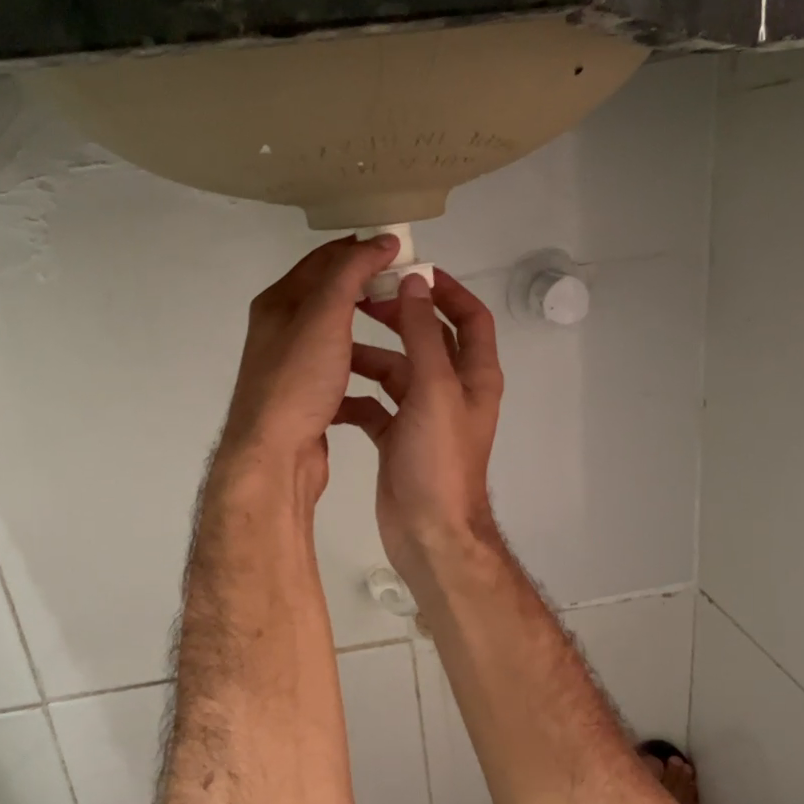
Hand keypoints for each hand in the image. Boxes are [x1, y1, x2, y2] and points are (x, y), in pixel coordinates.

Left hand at [216, 235, 399, 501]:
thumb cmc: (298, 380)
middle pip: (329, 295)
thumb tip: (382, 240)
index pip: (323, 260)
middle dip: (367, 285)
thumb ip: (352, 273)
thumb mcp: (325, 315)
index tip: (401, 249)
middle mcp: (281, 330)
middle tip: (408, 286)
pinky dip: (361, 364)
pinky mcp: (307, 398)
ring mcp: (293, 367)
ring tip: (402, 325)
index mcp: (278, 302)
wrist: (275, 456)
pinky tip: (384, 371)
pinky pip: (339, 371)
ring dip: (366, 325)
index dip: (361, 249)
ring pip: (336, 334)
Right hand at [337, 269, 504, 574]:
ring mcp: (424, 416)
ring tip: (334, 342)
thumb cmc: (439, 460)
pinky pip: (376, 406)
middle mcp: (453, 391)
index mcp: (474, 375)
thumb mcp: (434, 389)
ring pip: (396, 372)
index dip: (446, 291)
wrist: (429, 533)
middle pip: (428, 340)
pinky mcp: (398, 439)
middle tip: (359, 298)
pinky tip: (329, 391)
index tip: (410, 270)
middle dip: (398, 317)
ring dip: (369, 356)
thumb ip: (423, 335)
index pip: (470, 318)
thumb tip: (415, 284)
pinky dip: (356, 396)